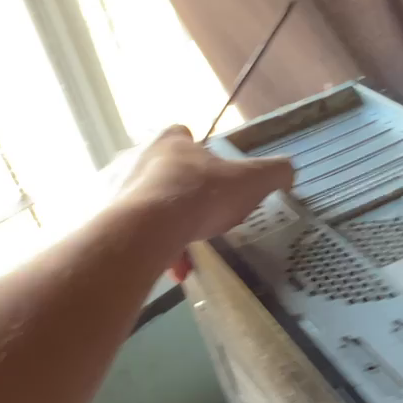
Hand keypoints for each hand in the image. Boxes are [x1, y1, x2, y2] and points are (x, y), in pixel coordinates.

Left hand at [112, 125, 291, 256]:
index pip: (182, 134)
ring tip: (190, 249)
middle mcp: (142, 158)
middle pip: (166, 171)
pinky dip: (158, 248)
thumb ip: (274, 173)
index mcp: (173, 141)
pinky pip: (139, 232)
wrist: (149, 227)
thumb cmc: (202, 194)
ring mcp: (123, 188)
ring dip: (171, 225)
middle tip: (205, 215)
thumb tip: (290, 172)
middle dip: (185, 193)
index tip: (211, 172)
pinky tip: (175, 268)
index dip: (197, 151)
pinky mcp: (112, 218)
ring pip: (152, 205)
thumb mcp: (252, 181)